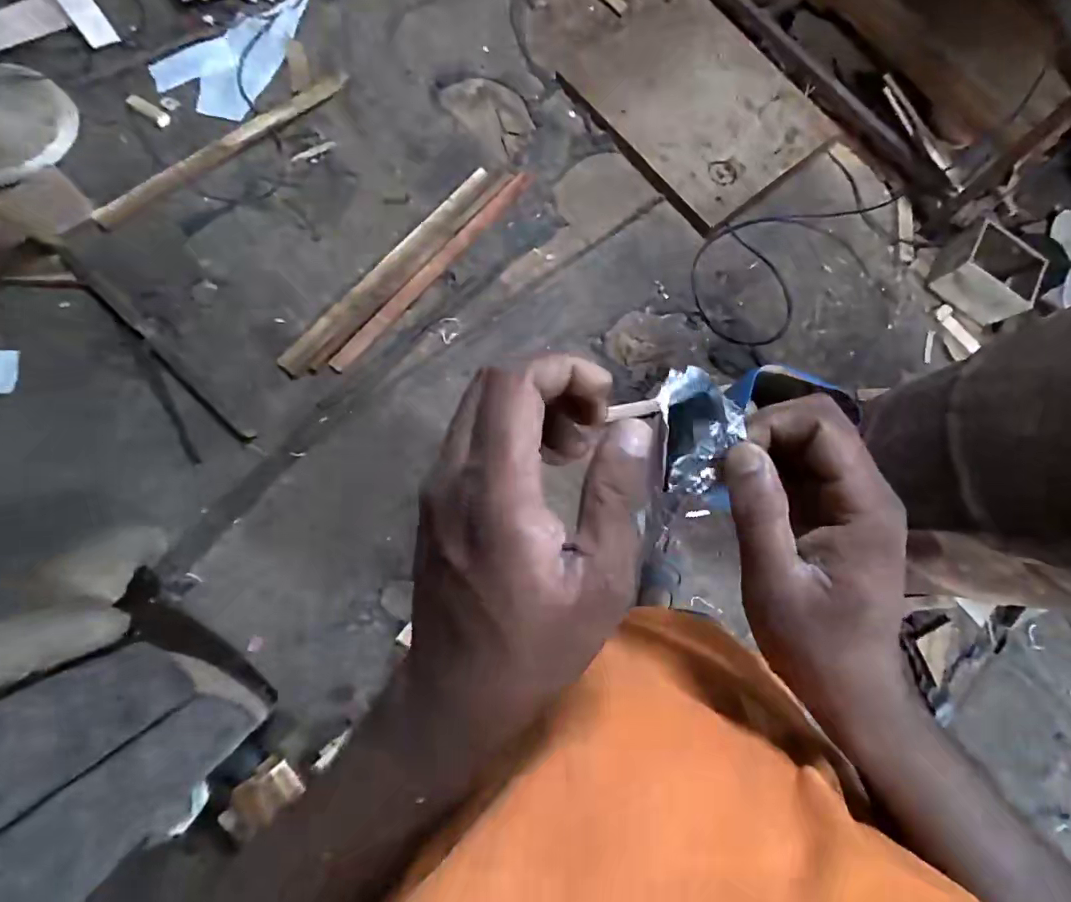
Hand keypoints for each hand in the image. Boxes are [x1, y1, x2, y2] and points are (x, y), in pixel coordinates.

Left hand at [409, 354, 652, 738]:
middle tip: (595, 426)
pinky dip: (514, 428)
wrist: (454, 700)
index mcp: (496, 492)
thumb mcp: (602, 578)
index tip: (608, 404)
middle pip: (494, 381)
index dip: (566, 370)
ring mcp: (436, 486)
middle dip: (554, 383)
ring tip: (576, 450)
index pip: (515, 384)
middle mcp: (454, 476)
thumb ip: (617, 494)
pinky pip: (473, 433)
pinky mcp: (434, 500)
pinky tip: (546, 471)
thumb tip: (635, 427)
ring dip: (535, 405)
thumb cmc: (538, 646)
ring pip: (481, 403)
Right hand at [724, 395, 913, 737]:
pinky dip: (774, 472)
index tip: (732, 454)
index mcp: (866, 503)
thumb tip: (738, 447)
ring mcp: (858, 502)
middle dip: (767, 431)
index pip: (824, 423)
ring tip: (725, 474)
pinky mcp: (842, 515)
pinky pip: (808, 473)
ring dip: (767, 450)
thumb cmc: (817, 649)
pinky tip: (744, 491)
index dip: (774, 423)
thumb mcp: (775, 585)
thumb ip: (759, 512)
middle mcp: (870, 491)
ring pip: (812, 446)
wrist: (855, 695)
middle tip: (722, 462)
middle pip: (820, 426)